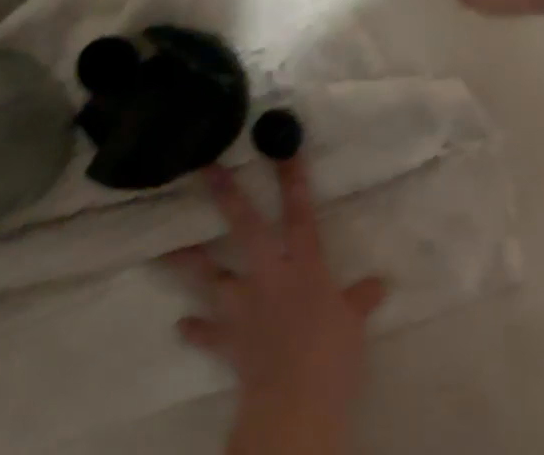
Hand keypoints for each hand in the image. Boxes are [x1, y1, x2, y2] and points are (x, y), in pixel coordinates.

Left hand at [168, 162, 385, 448]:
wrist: (296, 398)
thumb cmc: (333, 352)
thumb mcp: (355, 322)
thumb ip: (361, 298)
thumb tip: (380, 283)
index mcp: (305, 264)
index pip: (301, 212)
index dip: (292, 178)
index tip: (280, 145)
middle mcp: (269, 274)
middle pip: (246, 228)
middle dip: (226, 197)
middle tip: (203, 169)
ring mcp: (243, 304)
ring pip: (210, 274)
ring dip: (186, 262)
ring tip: (164, 248)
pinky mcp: (227, 338)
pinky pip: (206, 332)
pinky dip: (195, 328)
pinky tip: (182, 324)